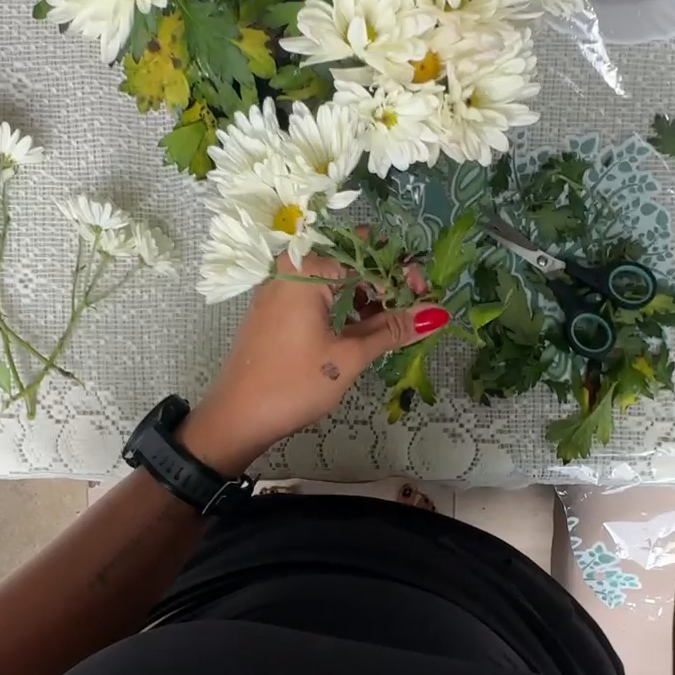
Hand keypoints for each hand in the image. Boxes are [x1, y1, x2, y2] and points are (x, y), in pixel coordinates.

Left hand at [179, 254, 444, 475]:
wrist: (237, 417)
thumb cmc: (293, 384)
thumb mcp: (349, 356)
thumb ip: (392, 330)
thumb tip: (437, 313)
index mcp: (307, 270)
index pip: (368, 257)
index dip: (401, 275)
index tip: (425, 297)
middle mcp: (289, 269)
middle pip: (350, 262)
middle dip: (385, 283)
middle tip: (411, 311)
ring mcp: (278, 289)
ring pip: (333, 280)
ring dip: (365, 297)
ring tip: (388, 326)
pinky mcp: (274, 310)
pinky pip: (316, 296)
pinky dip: (341, 308)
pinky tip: (360, 329)